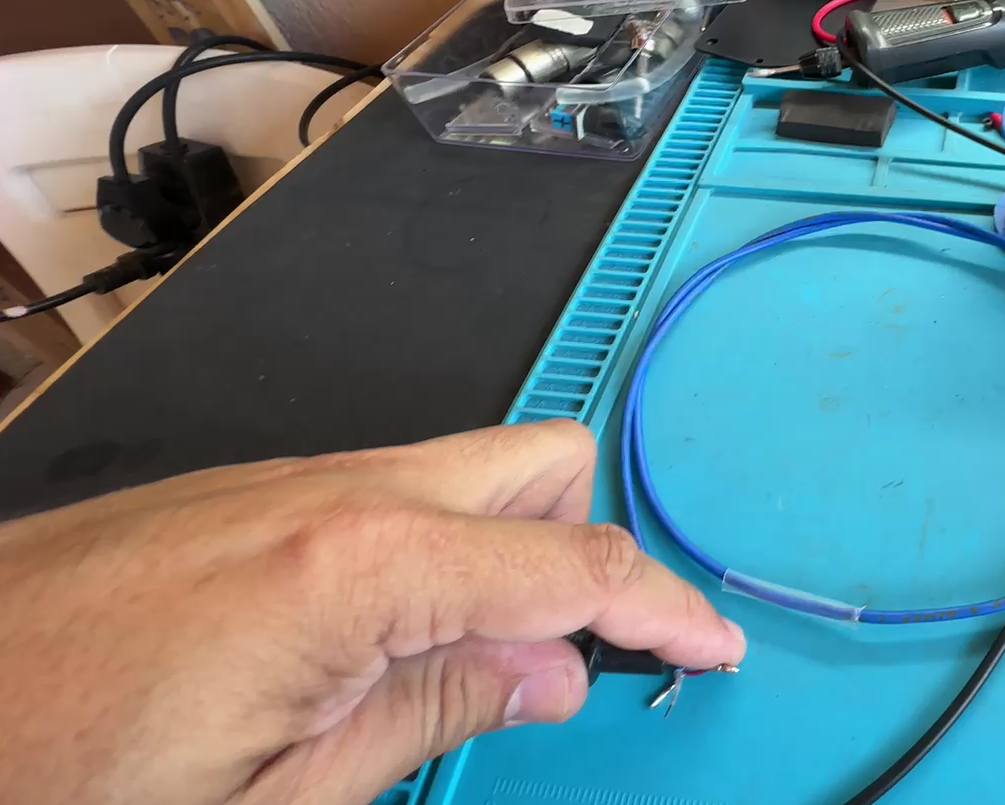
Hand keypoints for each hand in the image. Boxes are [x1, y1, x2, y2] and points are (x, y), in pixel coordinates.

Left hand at [0, 420, 744, 804]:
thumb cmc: (44, 784)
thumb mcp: (264, 803)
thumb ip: (438, 711)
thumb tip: (557, 677)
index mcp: (366, 563)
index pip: (577, 565)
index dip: (663, 607)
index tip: (710, 643)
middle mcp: (354, 487)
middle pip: (551, 461)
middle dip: (578, 544)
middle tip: (539, 641)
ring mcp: (305, 475)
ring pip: (487, 465)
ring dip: (512, 545)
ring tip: (447, 649)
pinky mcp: (266, 487)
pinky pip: (414, 487)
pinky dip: (443, 547)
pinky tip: (371, 634)